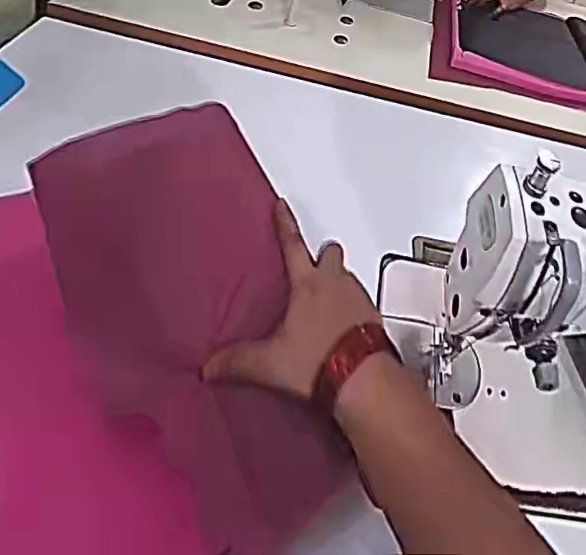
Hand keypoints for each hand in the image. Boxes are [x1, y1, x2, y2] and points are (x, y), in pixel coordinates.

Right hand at [203, 200, 380, 399]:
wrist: (363, 378)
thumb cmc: (321, 361)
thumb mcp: (271, 363)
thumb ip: (239, 361)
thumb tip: (212, 365)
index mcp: (309, 284)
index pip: (293, 244)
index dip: (285, 223)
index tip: (282, 206)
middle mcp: (336, 282)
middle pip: (330, 252)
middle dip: (323, 253)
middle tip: (313, 264)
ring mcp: (358, 296)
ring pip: (348, 275)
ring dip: (339, 282)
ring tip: (327, 303)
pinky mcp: (373, 313)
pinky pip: (362, 300)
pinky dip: (353, 306)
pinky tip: (345, 325)